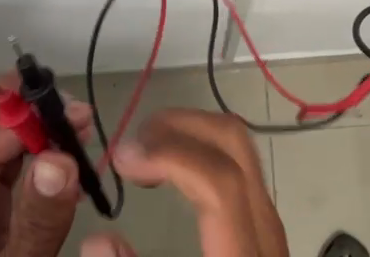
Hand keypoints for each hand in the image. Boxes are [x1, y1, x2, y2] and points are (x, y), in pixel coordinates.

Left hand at [0, 78, 95, 256]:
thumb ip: (37, 224)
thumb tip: (61, 157)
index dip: (20, 125)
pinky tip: (68, 155)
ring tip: (74, 125)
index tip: (73, 117)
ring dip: (26, 114)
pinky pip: (0, 153)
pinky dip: (32, 141)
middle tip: (65, 105)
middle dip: (14, 98)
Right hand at [81, 110, 286, 256]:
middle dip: (180, 128)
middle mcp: (268, 237)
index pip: (220, 184)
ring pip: (241, 151)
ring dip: (190, 136)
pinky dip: (201, 154)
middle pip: (236, 147)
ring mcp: (271, 232)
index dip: (170, 157)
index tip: (122, 158)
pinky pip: (238, 170)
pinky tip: (169, 173)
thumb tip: (98, 241)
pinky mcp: (265, 236)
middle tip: (130, 144)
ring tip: (143, 153)